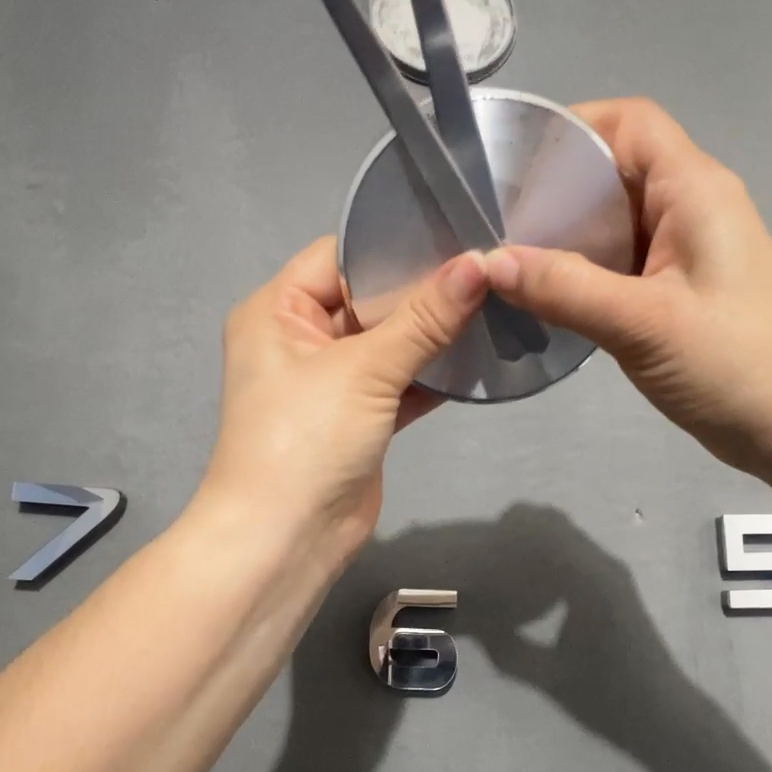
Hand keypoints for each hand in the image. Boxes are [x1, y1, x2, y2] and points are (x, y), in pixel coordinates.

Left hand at [199, 237, 488, 563]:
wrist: (288, 537)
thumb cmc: (307, 438)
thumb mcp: (364, 370)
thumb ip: (424, 319)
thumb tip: (480, 265)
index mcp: (277, 311)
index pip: (340, 256)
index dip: (393, 245)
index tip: (456, 234)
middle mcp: (300, 340)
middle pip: (368, 300)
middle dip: (423, 291)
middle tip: (488, 269)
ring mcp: (331, 384)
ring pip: (388, 344)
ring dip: (432, 335)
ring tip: (493, 306)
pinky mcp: (359, 420)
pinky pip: (399, 383)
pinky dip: (431, 375)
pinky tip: (477, 359)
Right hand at [483, 98, 771, 475]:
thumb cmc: (732, 364)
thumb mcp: (641, 323)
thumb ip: (565, 288)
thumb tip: (489, 262)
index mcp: (694, 189)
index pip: (629, 123)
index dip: (572, 128)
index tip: (514, 164)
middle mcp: (693, 207)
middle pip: (617, 171)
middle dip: (556, 190)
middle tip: (496, 223)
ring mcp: (689, 253)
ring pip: (617, 223)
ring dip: (567, 238)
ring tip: (509, 260)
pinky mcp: (681, 293)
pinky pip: (623, 265)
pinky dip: (585, 274)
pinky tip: (547, 298)